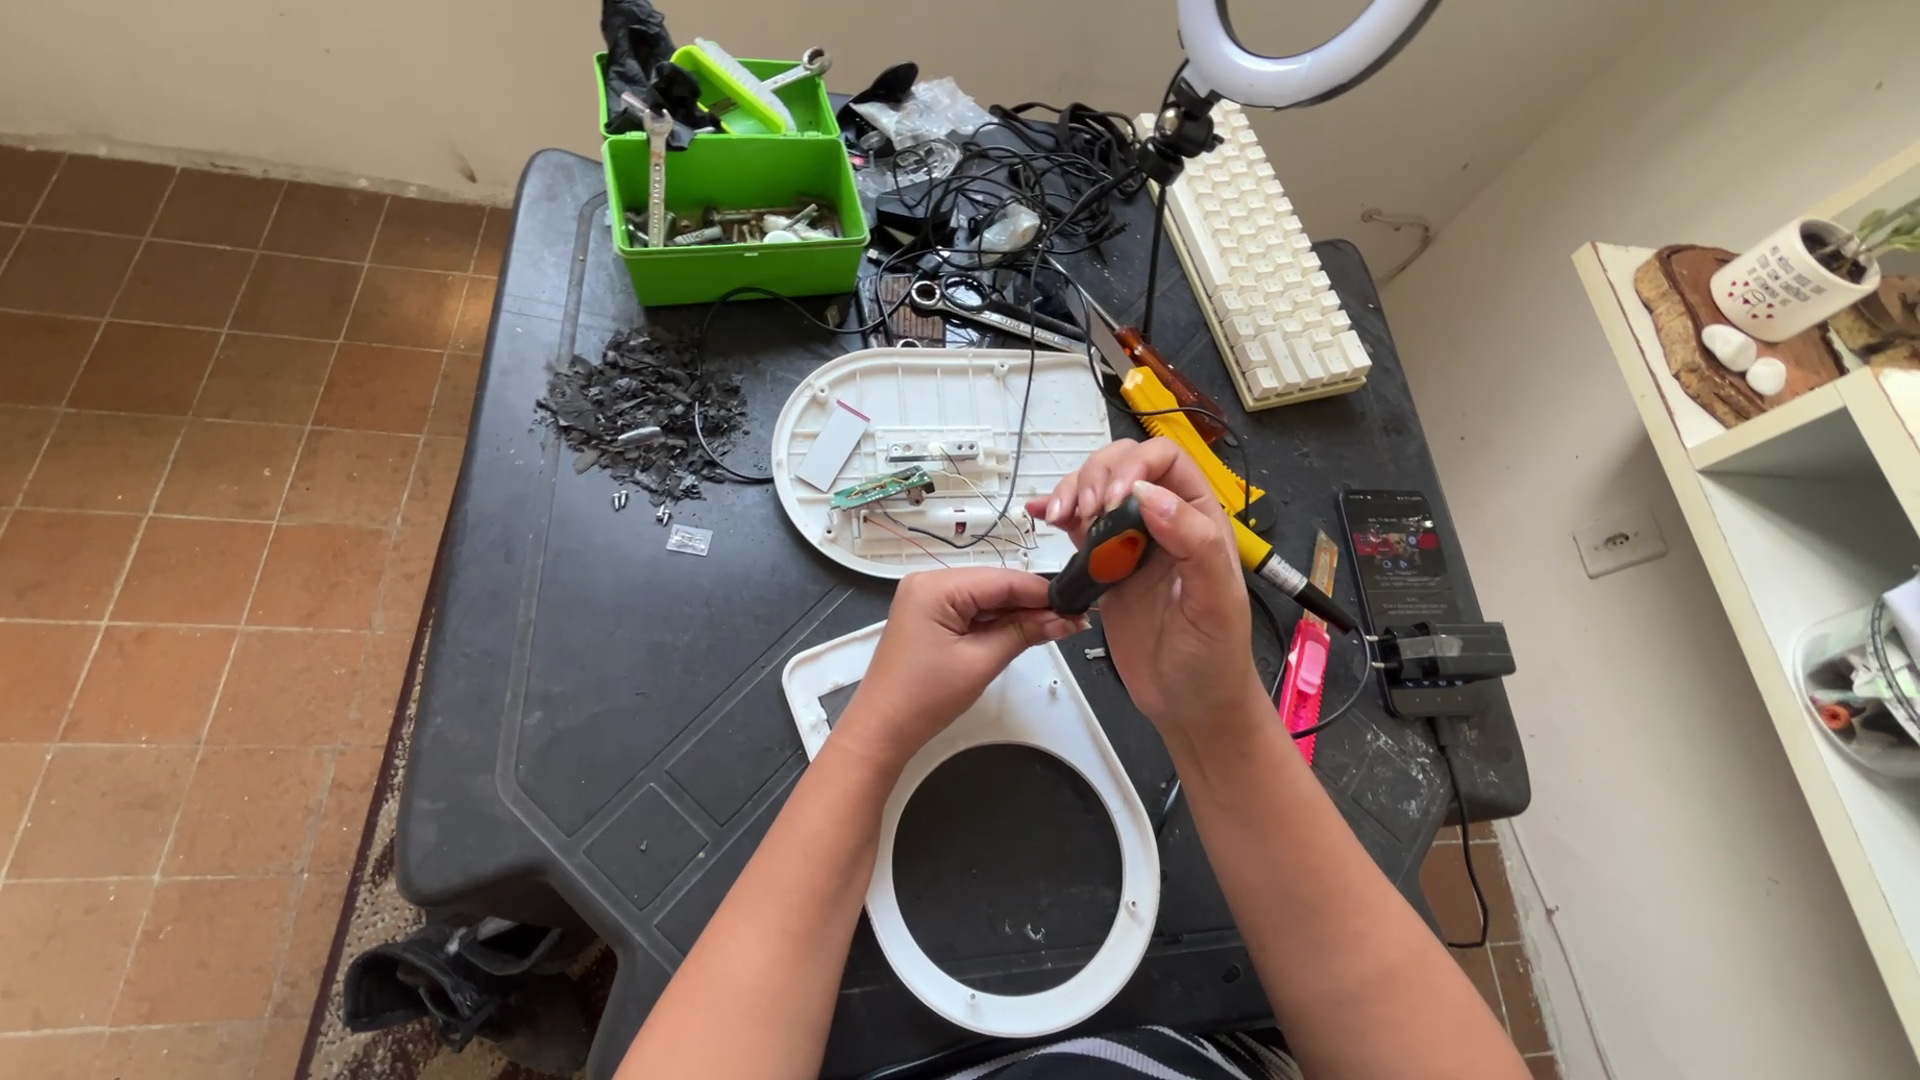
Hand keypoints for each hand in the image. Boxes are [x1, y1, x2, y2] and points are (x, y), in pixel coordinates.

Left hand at [833, 568, 1085, 769]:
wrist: (882, 729)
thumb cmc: (921, 698)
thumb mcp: (981, 662)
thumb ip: (1024, 633)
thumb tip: (1061, 619)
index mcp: (934, 587)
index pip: (1002, 580)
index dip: (1042, 592)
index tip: (1075, 604)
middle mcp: (927, 583)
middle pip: (994, 584)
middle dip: (1032, 602)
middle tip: (1070, 618)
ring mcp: (925, 598)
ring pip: (984, 596)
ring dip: (1016, 612)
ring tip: (1053, 626)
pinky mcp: (928, 615)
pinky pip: (970, 608)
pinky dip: (995, 620)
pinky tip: (1021, 630)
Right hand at [1026, 438, 1266, 746]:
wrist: (1187, 703)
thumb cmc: (1214, 657)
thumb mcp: (1216, 601)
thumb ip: (1193, 543)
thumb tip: (1149, 496)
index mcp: (1200, 520)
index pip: (1166, 461)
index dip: (1135, 466)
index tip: (1113, 499)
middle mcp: (1164, 523)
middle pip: (1125, 465)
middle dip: (1097, 475)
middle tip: (1085, 510)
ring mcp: (1130, 544)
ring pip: (1097, 489)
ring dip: (1073, 490)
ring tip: (1059, 514)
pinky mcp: (1105, 566)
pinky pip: (1080, 526)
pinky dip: (1058, 513)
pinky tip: (1044, 514)